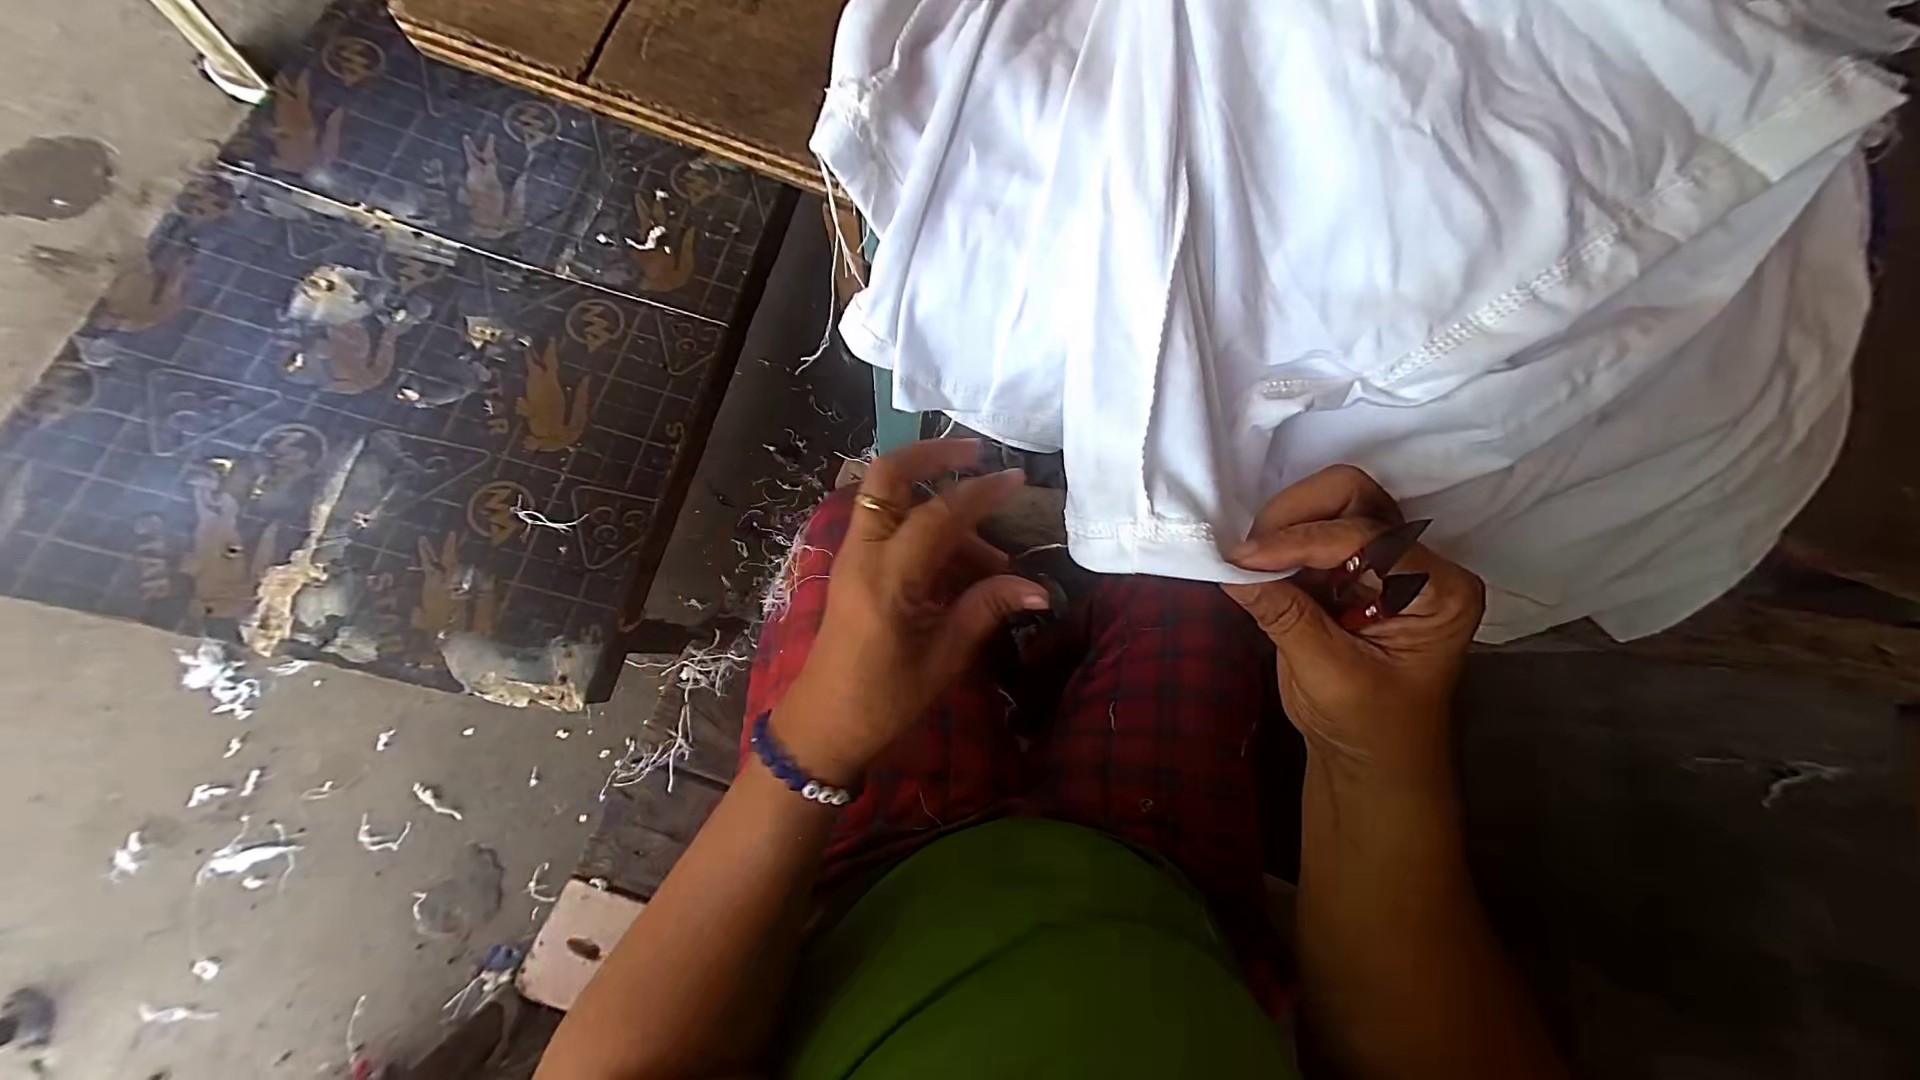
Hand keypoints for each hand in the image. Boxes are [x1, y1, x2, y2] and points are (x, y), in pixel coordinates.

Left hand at [775, 439, 1050, 783]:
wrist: (823, 725)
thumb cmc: (884, 699)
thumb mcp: (943, 658)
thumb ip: (987, 609)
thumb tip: (1039, 588)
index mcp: (887, 578)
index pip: (939, 515)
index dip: (980, 493)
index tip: (1017, 479)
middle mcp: (863, 553)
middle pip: (888, 476)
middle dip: (932, 455)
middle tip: (977, 454)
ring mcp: (852, 556)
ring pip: (889, 498)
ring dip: (938, 503)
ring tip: (991, 555)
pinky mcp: (853, 566)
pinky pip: (888, 525)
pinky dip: (923, 525)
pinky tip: (963, 565)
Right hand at [1223, 465, 1484, 782]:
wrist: (1369, 756)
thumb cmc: (1368, 726)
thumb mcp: (1330, 675)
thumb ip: (1285, 617)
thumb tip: (1232, 572)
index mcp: (1437, 590)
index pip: (1369, 537)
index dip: (1301, 541)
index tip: (1244, 559)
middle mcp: (1416, 563)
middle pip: (1357, 497)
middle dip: (1297, 513)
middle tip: (1252, 550)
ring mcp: (1380, 562)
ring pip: (1332, 503)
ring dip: (1284, 522)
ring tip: (1250, 561)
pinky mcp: (1343, 571)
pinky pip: (1308, 531)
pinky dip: (1276, 540)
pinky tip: (1253, 565)